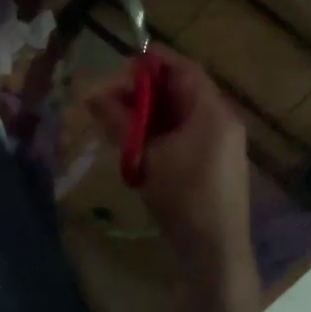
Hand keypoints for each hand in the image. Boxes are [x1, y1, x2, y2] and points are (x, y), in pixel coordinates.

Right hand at [87, 46, 252, 284]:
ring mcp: (220, 140)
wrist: (213, 248)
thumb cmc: (182, 196)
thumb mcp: (143, 155)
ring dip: (146, 110)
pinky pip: (184, 129)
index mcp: (212, 112)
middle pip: (179, 88)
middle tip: (106, 100)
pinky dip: (158, 127)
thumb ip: (118, 121)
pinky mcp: (213, 159)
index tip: (117, 67)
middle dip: (141, 89)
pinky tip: (134, 142)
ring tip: (114, 122)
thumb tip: (89, 93)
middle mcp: (221, 119)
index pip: (182, 69)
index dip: (150, 63)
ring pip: (179, 110)